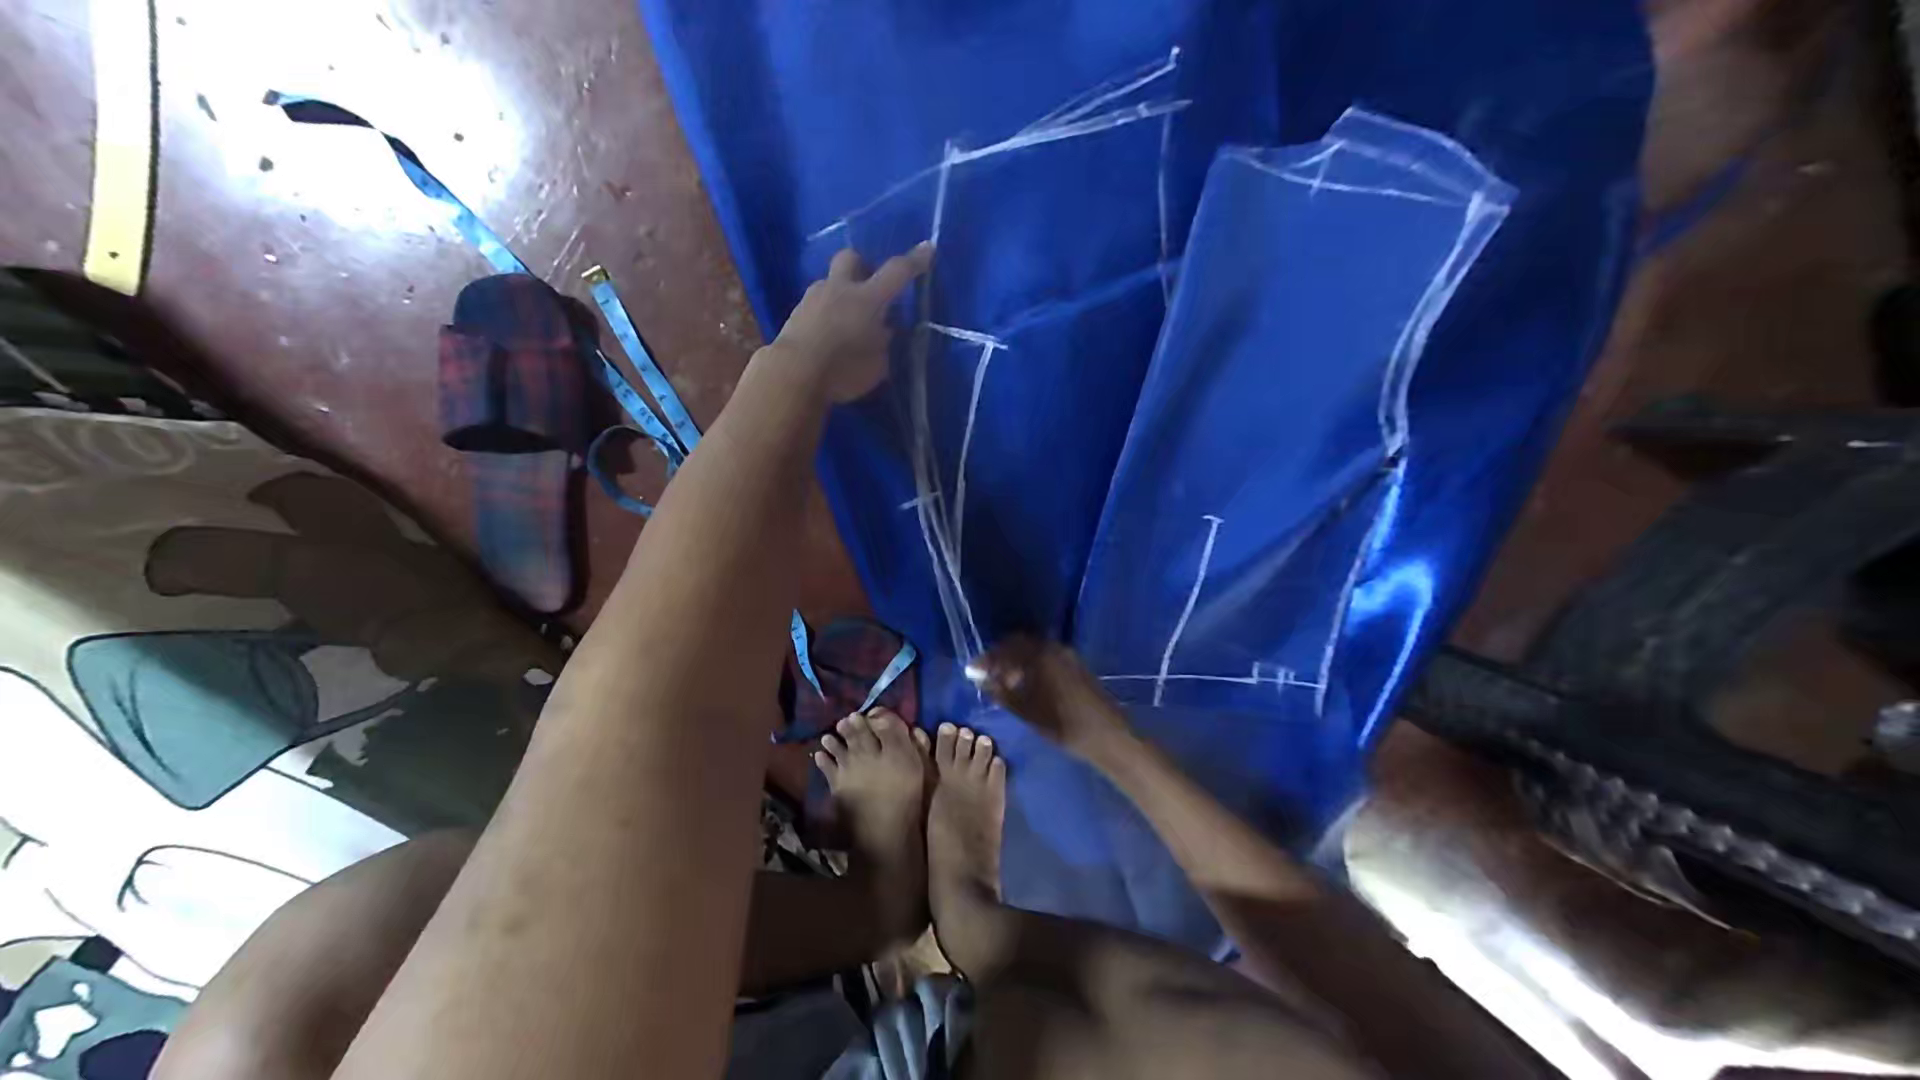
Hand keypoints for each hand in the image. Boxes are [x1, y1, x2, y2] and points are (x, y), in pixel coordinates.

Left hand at [767, 243, 933, 402]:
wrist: (793, 374)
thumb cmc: (844, 369)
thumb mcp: (878, 363)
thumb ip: (884, 341)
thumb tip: (883, 330)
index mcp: (868, 299)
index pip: (896, 272)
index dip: (914, 261)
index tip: (927, 249)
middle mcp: (839, 289)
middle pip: (851, 259)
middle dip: (863, 267)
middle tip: (871, 287)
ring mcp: (813, 299)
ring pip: (829, 283)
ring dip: (840, 296)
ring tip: (846, 323)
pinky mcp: (794, 315)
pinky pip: (815, 306)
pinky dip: (825, 315)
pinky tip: (827, 336)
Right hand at [975, 635, 1132, 761]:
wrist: (1108, 735)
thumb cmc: (1064, 725)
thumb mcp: (1026, 711)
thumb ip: (1002, 692)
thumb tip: (983, 679)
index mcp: (1040, 655)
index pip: (1005, 649)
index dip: (987, 660)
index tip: (973, 670)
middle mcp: (1054, 648)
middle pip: (1020, 644)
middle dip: (1001, 657)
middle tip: (988, 674)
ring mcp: (1067, 655)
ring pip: (1033, 650)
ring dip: (1017, 661)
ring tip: (1005, 682)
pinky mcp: (1075, 665)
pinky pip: (1046, 656)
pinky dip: (1031, 665)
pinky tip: (1026, 684)